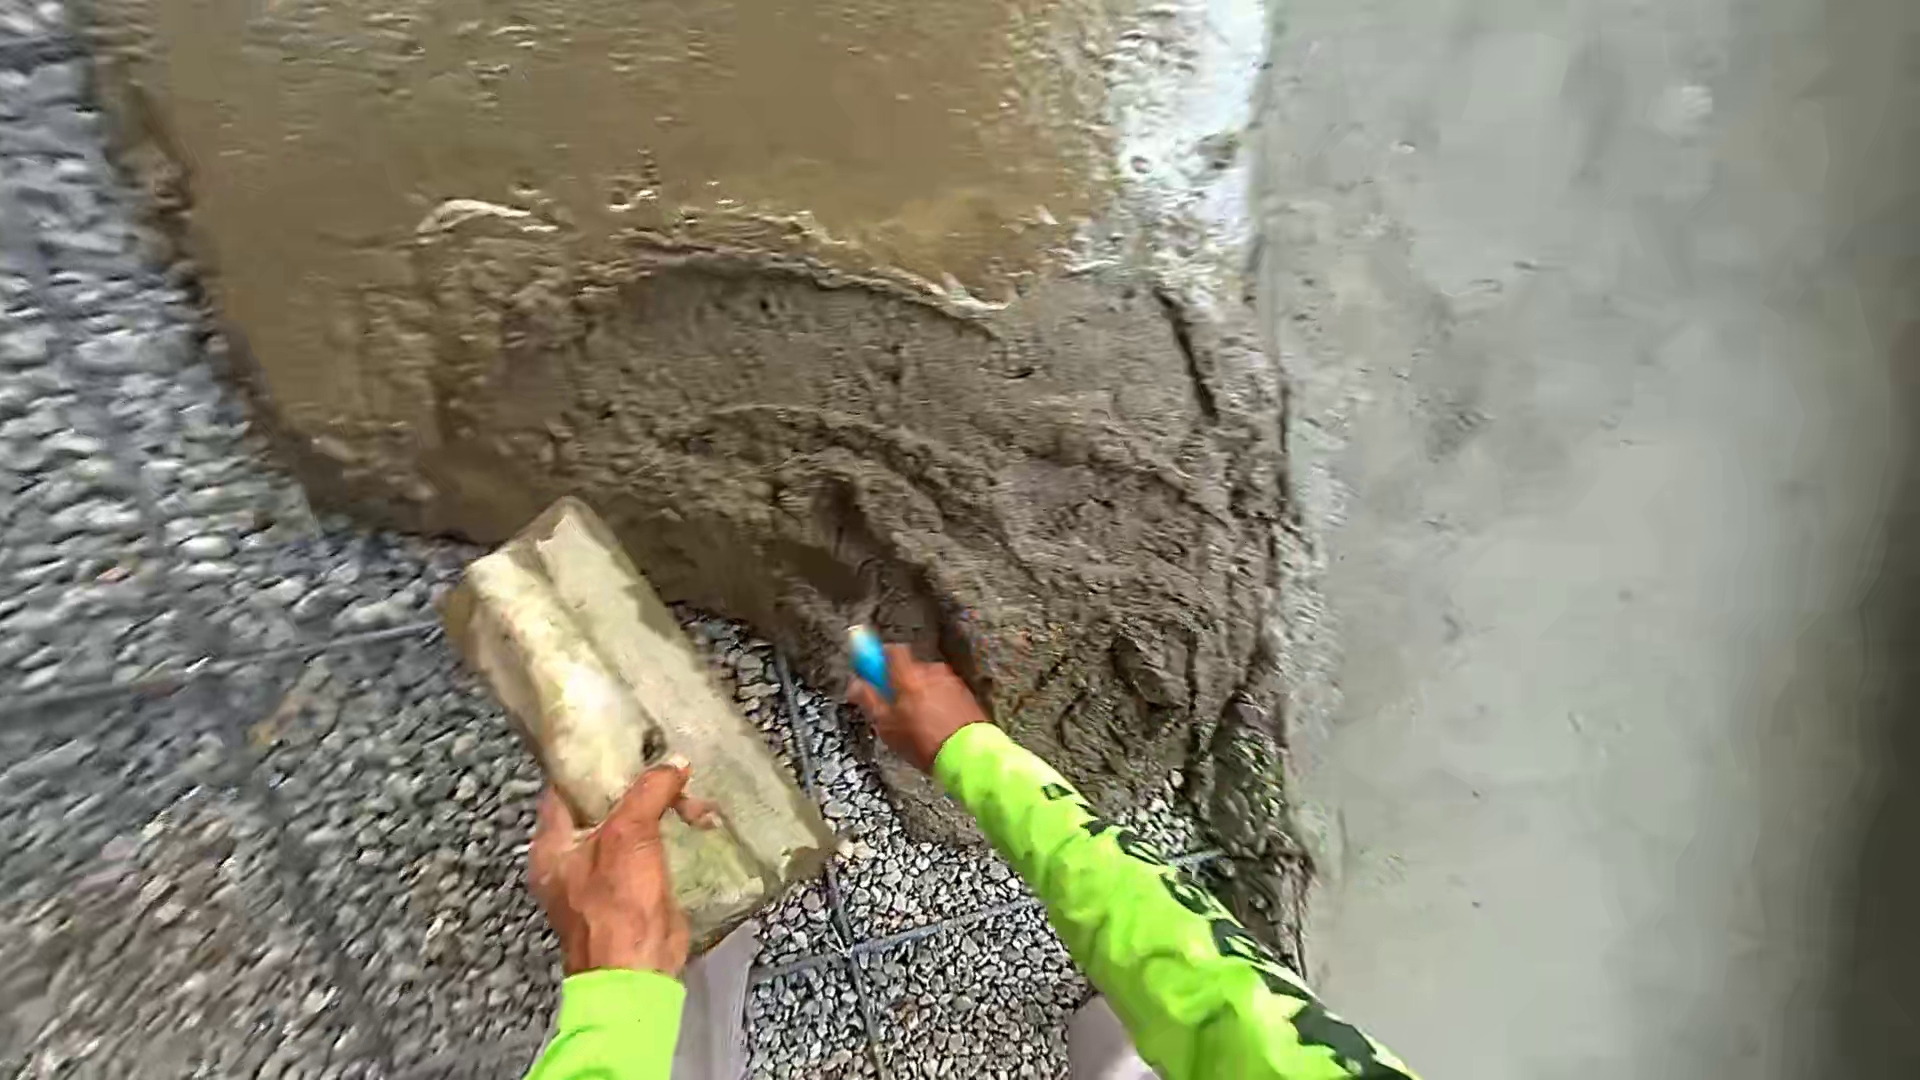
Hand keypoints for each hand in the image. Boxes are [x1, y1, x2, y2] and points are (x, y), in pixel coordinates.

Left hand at [529, 759, 706, 976]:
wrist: (639, 971)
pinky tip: (700, 818)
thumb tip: (676, 762)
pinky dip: (674, 826)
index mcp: (554, 844)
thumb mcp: (629, 835)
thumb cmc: (618, 903)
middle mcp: (575, 854)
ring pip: (637, 818)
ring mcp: (606, 869)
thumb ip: (649, 790)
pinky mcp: (636, 881)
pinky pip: (654, 840)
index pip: (565, 787)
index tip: (625, 736)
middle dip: (643, 782)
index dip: (591, 759)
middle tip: (673, 766)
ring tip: (697, 804)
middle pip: (607, 800)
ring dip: (667, 806)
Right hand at [848, 644, 989, 772]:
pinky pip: (944, 691)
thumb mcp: (886, 725)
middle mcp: (932, 670)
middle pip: (910, 668)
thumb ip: (869, 699)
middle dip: (900, 683)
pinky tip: (935, 724)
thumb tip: (855, 684)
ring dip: (920, 693)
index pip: (892, 650)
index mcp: (909, 674)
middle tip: (894, 707)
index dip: (880, 659)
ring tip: (917, 721)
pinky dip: (937, 701)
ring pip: (928, 681)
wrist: (967, 754)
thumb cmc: (922, 741)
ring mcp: (951, 680)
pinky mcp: (966, 693)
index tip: (873, 673)